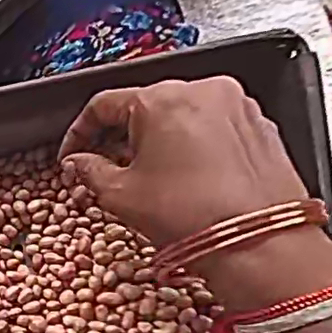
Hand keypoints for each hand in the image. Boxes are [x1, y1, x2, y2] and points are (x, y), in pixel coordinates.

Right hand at [58, 77, 331, 308]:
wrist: (256, 241)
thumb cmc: (191, 215)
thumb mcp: (119, 194)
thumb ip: (88, 170)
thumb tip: (77, 163)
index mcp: (162, 100)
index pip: (103, 104)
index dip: (78, 132)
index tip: (72, 154)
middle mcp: (203, 91)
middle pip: (143, 105)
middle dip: (117, 136)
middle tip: (102, 168)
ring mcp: (237, 105)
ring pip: (177, 114)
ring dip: (152, 140)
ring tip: (142, 176)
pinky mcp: (259, 124)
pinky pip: (209, 125)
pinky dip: (187, 145)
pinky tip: (178, 177)